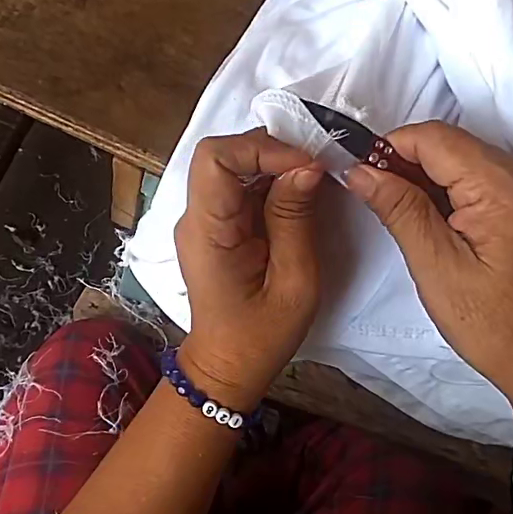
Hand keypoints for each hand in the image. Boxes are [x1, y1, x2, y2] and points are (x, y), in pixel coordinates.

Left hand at [173, 129, 323, 409]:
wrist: (227, 364)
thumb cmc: (261, 336)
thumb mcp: (294, 282)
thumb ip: (295, 219)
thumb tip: (308, 165)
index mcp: (207, 231)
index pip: (215, 159)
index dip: (261, 149)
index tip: (307, 163)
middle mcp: (196, 217)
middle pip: (221, 155)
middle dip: (271, 150)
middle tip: (317, 164)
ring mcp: (203, 219)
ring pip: (232, 165)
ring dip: (274, 163)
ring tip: (313, 176)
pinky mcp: (216, 224)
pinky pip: (239, 186)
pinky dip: (270, 179)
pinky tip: (298, 192)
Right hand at [345, 121, 512, 406]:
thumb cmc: (496, 326)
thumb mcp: (436, 267)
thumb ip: (399, 209)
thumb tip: (360, 170)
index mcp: (508, 187)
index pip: (435, 138)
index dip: (388, 147)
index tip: (356, 173)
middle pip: (451, 144)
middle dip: (404, 162)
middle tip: (371, 196)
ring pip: (464, 158)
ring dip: (425, 177)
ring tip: (398, 212)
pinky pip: (482, 177)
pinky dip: (449, 189)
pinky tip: (431, 219)